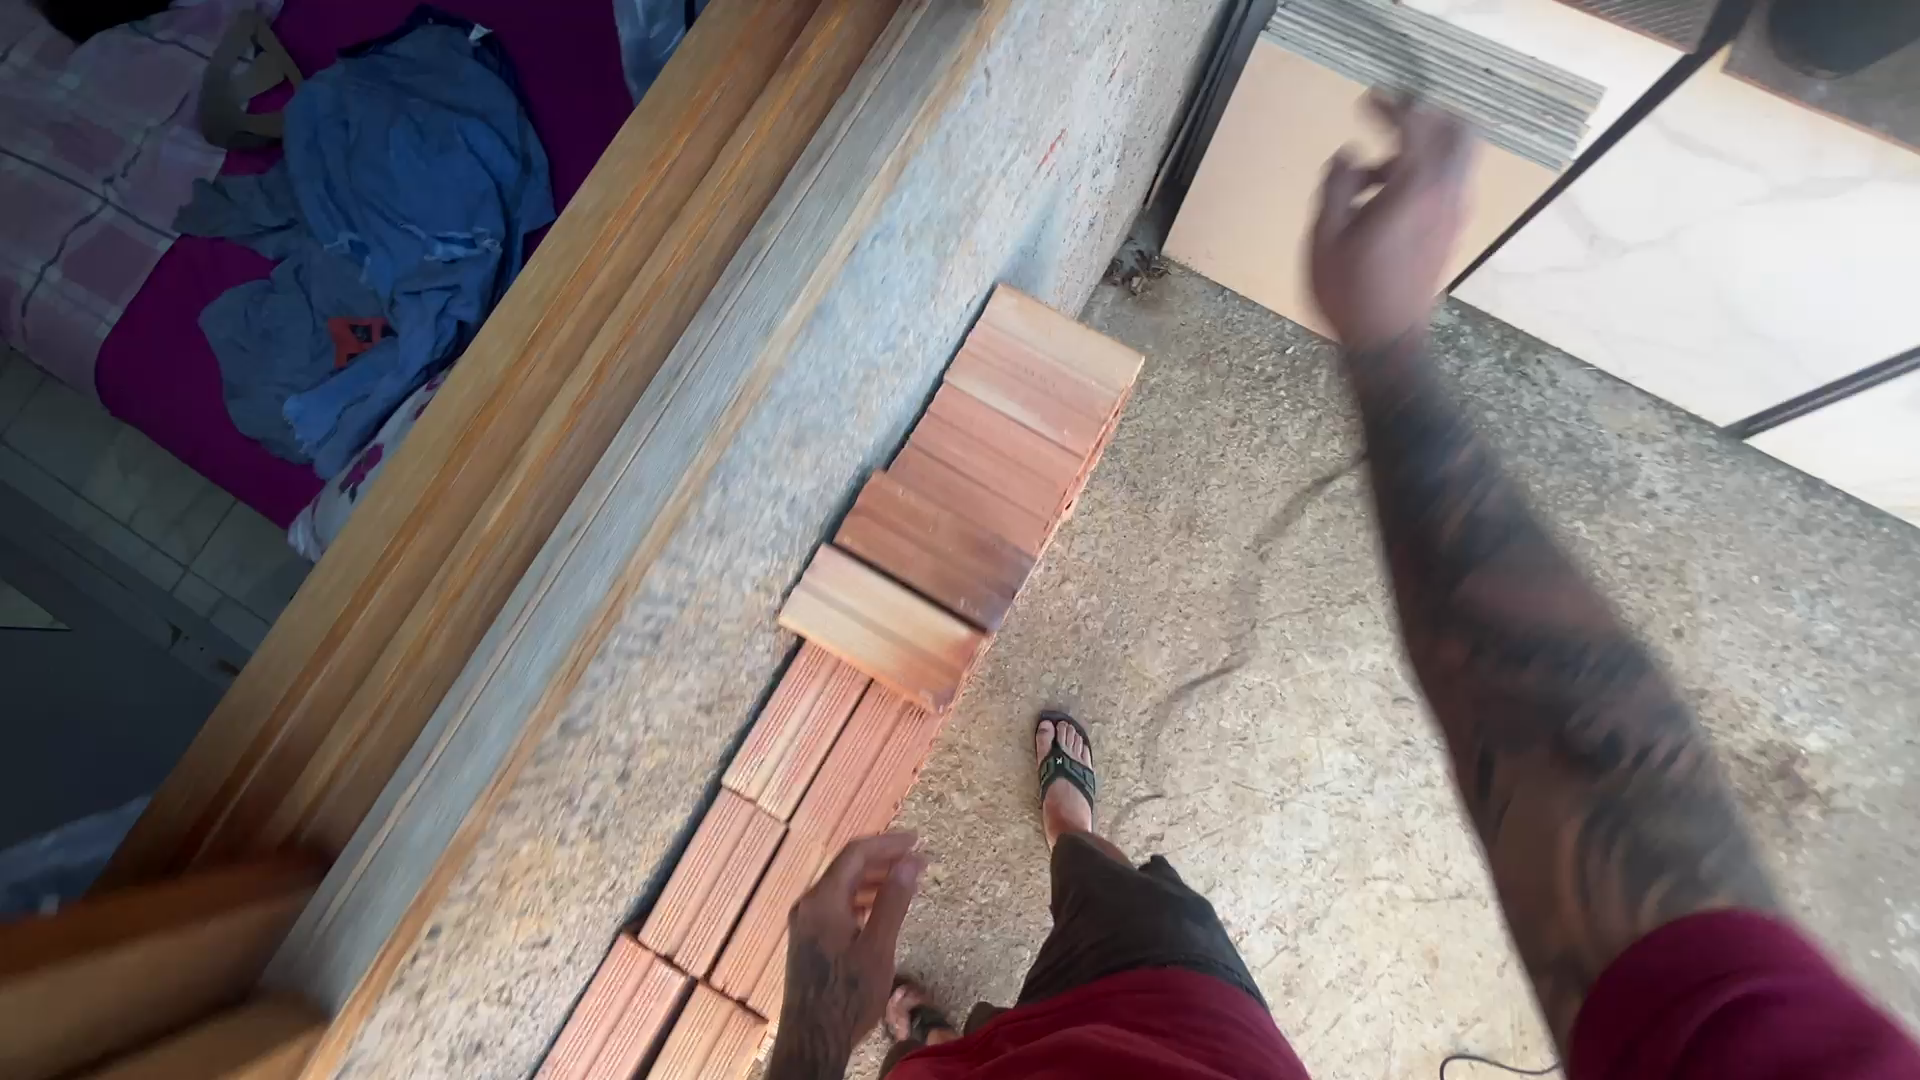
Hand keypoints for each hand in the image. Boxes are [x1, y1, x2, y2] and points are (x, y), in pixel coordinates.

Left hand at [768, 833, 926, 1078]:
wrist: (813, 1042)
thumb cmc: (849, 997)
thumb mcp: (878, 947)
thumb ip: (894, 900)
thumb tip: (912, 861)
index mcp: (823, 899)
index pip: (856, 853)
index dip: (888, 843)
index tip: (917, 841)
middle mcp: (809, 902)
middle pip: (848, 865)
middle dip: (884, 859)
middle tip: (916, 860)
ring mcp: (805, 920)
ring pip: (843, 884)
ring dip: (874, 877)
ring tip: (905, 880)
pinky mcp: (808, 937)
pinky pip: (837, 902)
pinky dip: (861, 896)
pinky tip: (880, 907)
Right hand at [1309, 92, 1474, 350]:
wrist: (1385, 340)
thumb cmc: (1348, 292)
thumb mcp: (1325, 237)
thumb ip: (1337, 187)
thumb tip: (1347, 157)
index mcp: (1413, 187)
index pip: (1414, 124)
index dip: (1390, 106)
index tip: (1368, 101)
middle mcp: (1445, 192)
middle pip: (1456, 130)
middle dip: (1425, 117)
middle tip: (1391, 120)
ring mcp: (1454, 213)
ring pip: (1457, 157)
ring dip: (1425, 149)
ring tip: (1378, 173)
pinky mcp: (1451, 232)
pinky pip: (1449, 184)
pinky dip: (1427, 174)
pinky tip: (1390, 200)